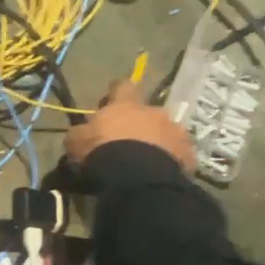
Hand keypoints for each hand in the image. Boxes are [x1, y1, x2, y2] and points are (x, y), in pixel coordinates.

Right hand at [65, 79, 195, 173]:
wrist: (138, 178)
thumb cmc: (103, 152)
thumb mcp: (76, 141)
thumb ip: (80, 132)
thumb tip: (82, 131)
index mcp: (126, 105)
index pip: (123, 86)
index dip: (116, 92)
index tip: (110, 100)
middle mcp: (154, 112)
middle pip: (147, 112)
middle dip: (138, 123)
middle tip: (126, 141)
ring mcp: (175, 131)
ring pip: (165, 132)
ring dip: (155, 141)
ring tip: (144, 160)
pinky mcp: (188, 153)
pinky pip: (177, 153)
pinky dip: (169, 159)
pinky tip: (158, 172)